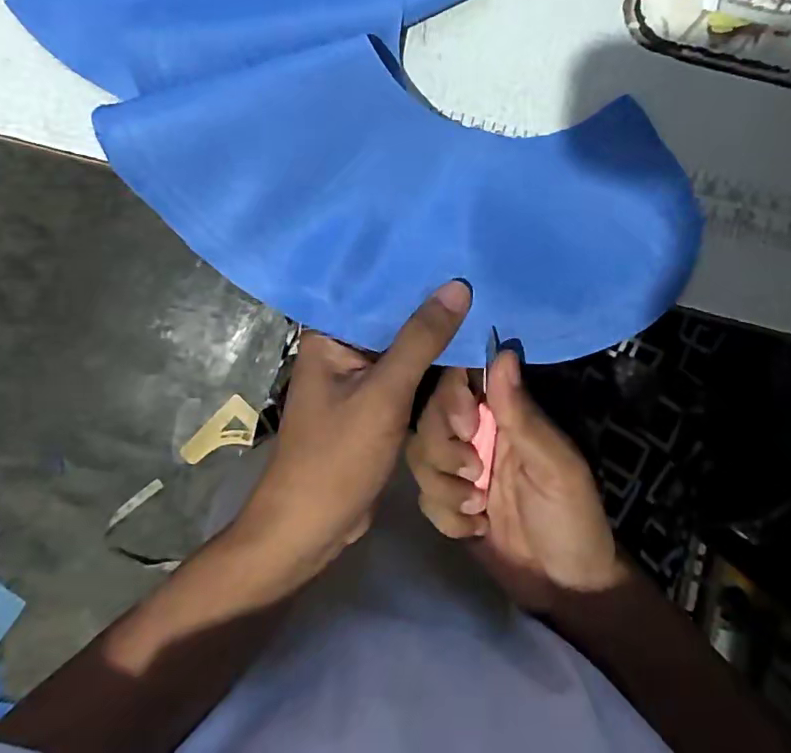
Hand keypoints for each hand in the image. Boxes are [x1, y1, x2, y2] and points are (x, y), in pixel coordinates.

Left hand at [234, 280, 471, 573]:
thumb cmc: (336, 457)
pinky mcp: (372, 403)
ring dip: (438, 354)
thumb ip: (421, 340)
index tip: (459, 263)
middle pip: (395, 321)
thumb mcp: (384, 395)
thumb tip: (457, 286)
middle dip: (435, 325)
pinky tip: (464, 369)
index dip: (416, 276)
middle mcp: (340, 347)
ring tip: (478, 340)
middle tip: (479, 310)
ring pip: (406, 351)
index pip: (375, 288)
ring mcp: (357, 377)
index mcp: (328, 334)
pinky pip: (407, 378)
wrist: (312, 528)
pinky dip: (431, 377)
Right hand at [406, 349, 627, 612]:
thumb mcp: (555, 467)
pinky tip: (477, 530)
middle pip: (430, 417)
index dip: (452, 394)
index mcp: (506, 415)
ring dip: (444, 486)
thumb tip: (502, 353)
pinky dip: (446, 516)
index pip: (462, 380)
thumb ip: (522, 415)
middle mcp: (478, 434)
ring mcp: (460, 469)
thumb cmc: (572, 519)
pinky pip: (423, 496)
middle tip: (476, 473)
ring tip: (479, 508)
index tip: (467, 425)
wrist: (565, 590)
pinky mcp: (448, 503)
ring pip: (419, 455)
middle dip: (444, 448)